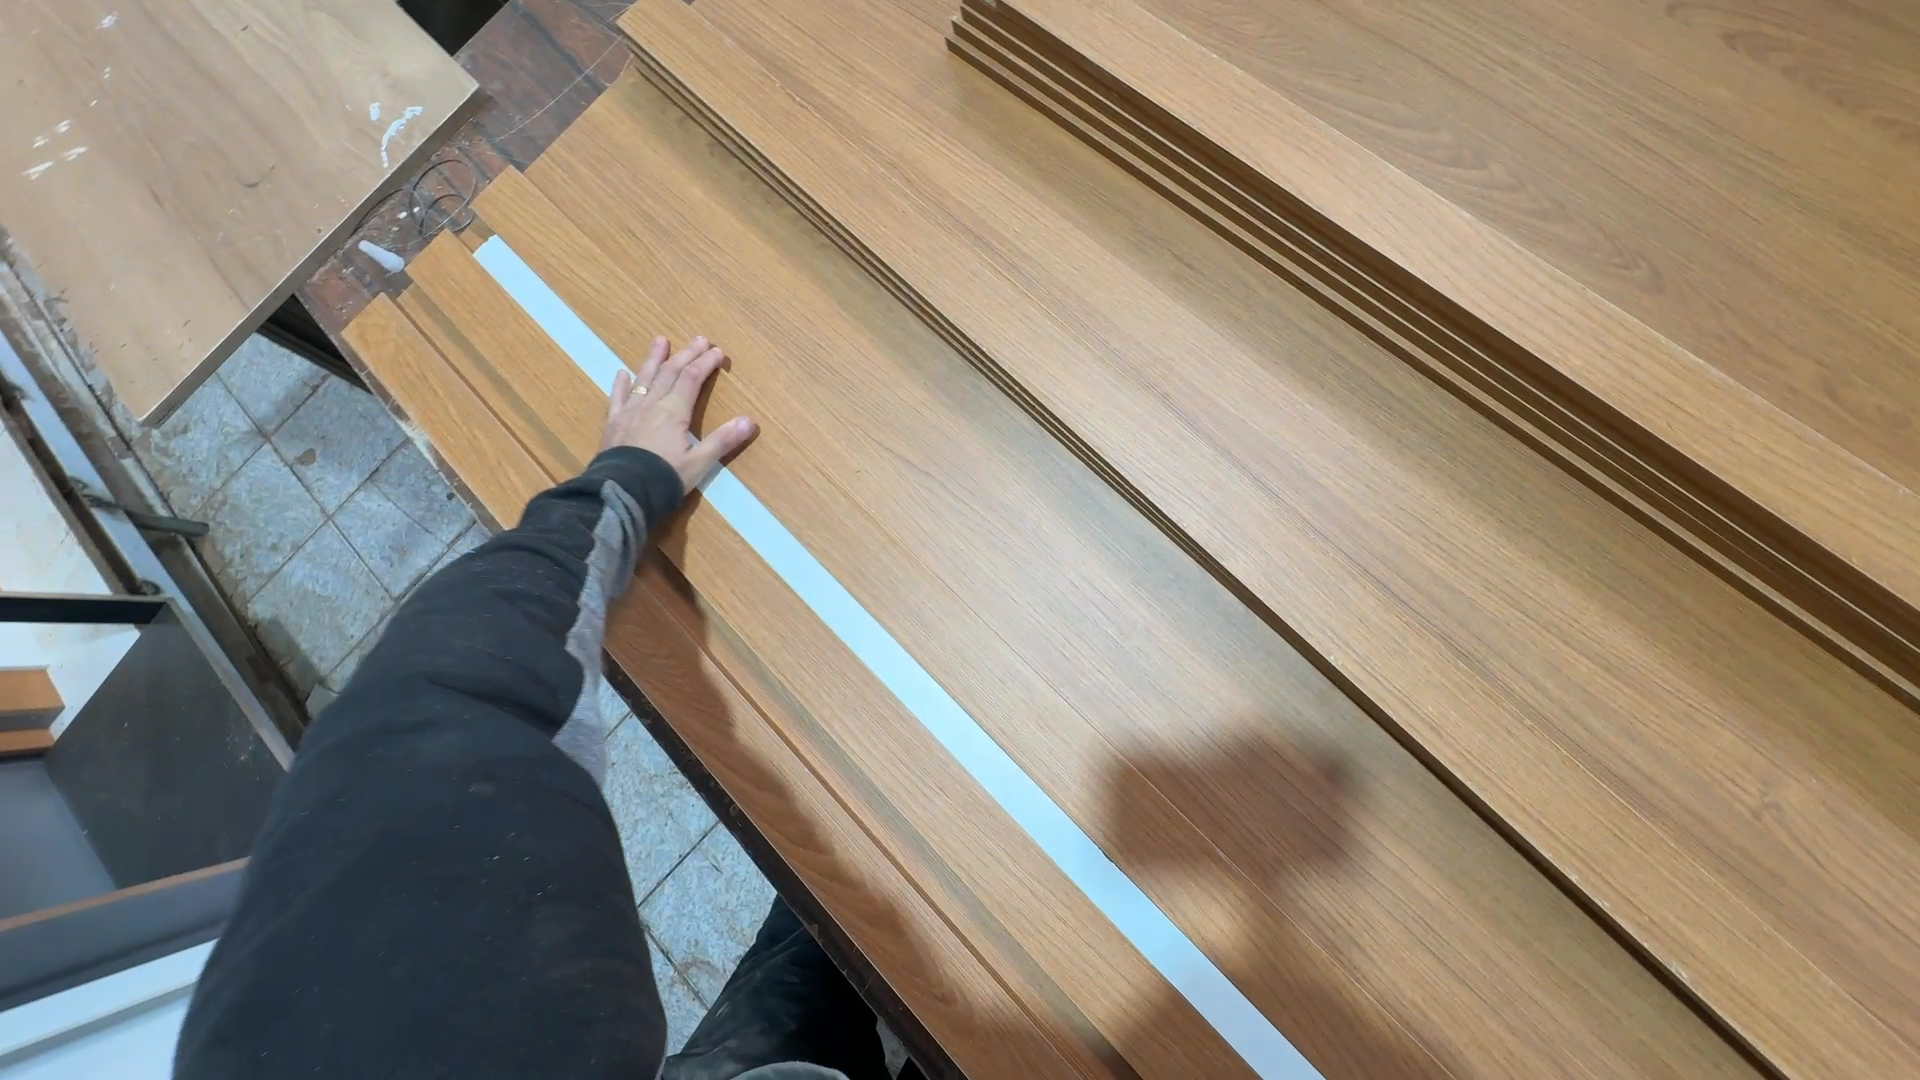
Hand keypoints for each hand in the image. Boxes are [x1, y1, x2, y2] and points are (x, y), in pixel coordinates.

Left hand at [600, 335, 757, 492]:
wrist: (624, 491)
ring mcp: (630, 412)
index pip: (692, 379)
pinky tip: (623, 373)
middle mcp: (652, 404)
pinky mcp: (613, 424)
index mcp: (674, 411)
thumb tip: (750, 421)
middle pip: (671, 373)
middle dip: (687, 355)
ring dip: (654, 359)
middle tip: (699, 339)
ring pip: (644, 379)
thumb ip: (723, 440)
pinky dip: (621, 384)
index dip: (706, 364)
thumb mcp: (700, 463)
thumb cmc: (665, 478)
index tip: (718, 352)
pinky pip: (617, 398)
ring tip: (660, 341)